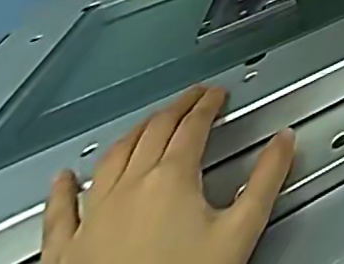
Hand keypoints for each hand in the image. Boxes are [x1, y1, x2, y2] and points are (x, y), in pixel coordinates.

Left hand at [42, 85, 296, 263]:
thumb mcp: (240, 230)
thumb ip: (267, 179)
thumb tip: (283, 143)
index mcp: (171, 179)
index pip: (193, 125)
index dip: (209, 104)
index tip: (217, 95)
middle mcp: (128, 190)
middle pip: (153, 132)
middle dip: (177, 108)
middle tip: (193, 97)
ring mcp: (91, 219)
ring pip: (112, 159)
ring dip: (134, 133)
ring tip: (147, 121)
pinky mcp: (63, 252)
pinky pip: (60, 211)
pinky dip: (61, 190)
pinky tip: (61, 179)